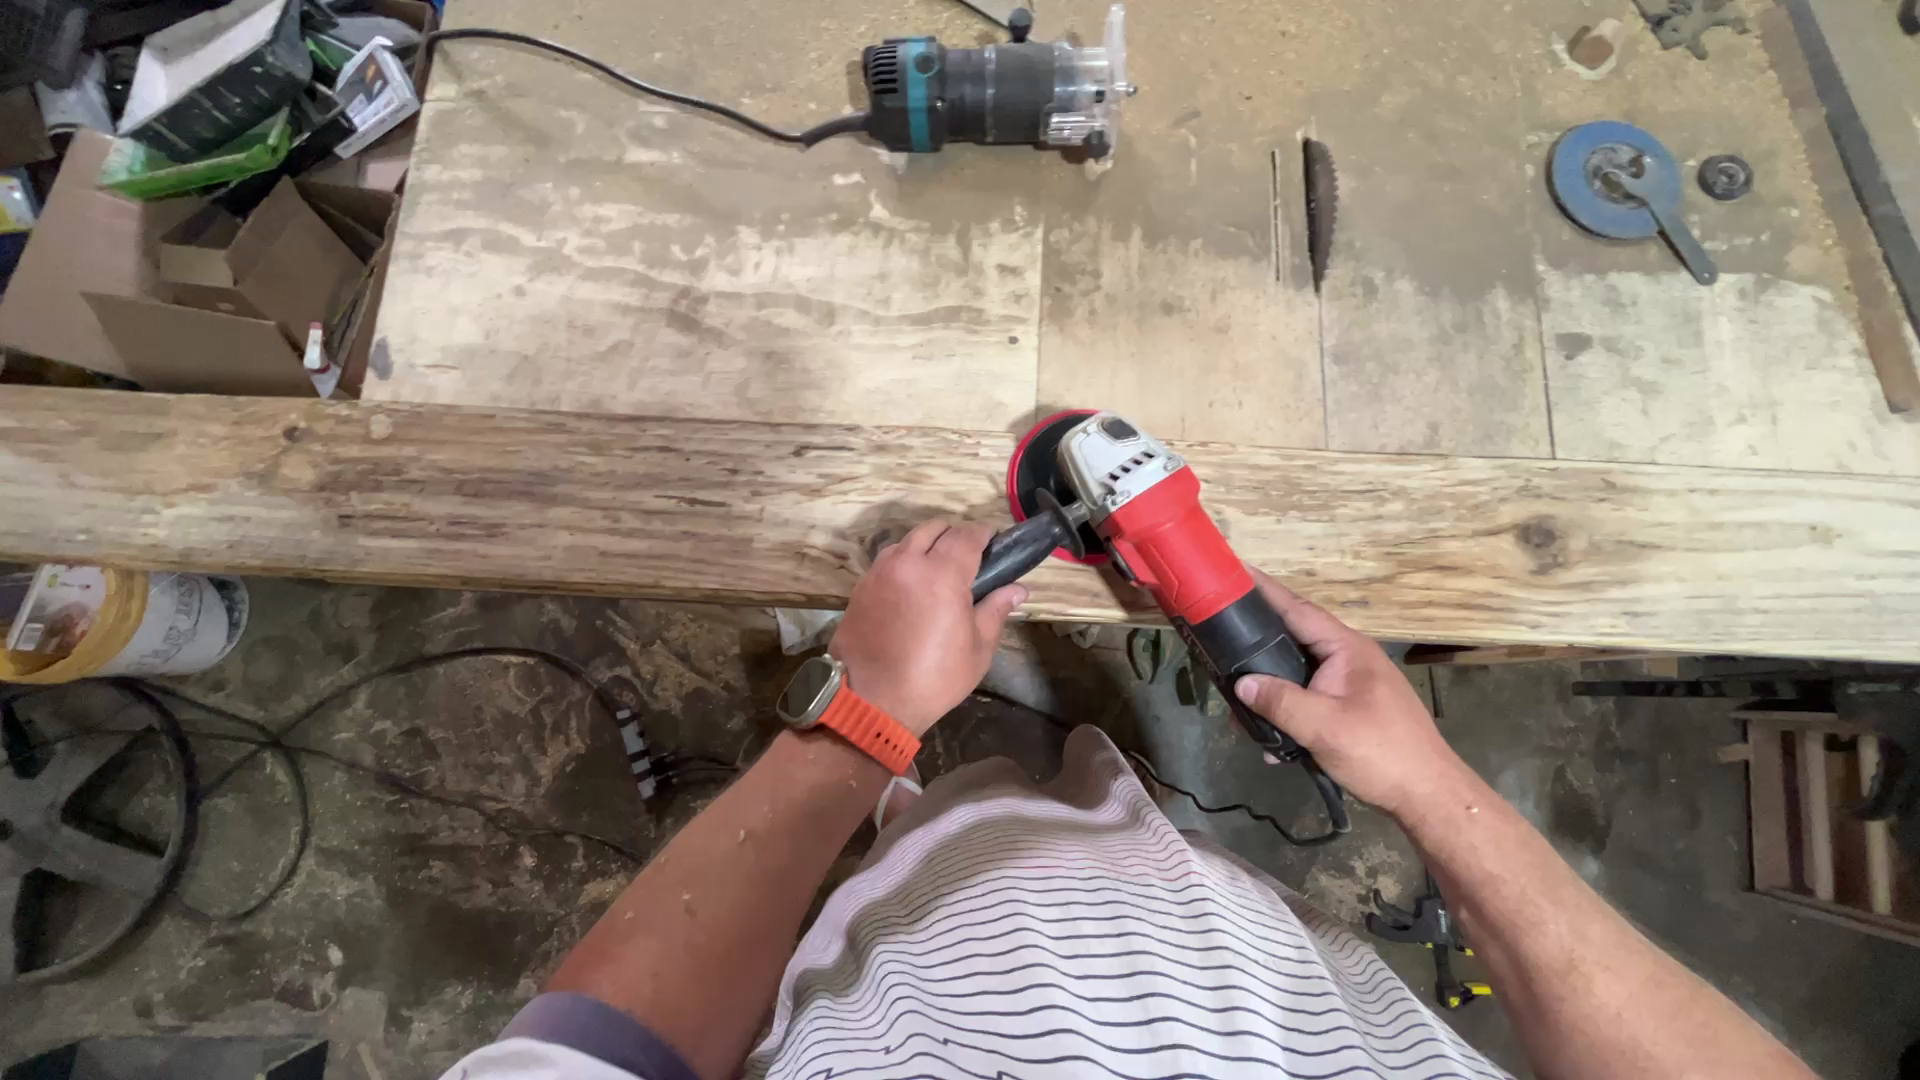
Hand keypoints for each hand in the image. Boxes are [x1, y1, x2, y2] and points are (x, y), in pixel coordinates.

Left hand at [829, 521, 1026, 735]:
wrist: (871, 702)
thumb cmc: (933, 678)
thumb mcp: (977, 649)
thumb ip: (996, 610)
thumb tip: (1016, 590)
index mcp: (942, 574)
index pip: (967, 535)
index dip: (984, 535)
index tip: (994, 544)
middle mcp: (907, 563)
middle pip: (935, 529)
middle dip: (955, 536)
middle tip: (969, 560)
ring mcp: (879, 572)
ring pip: (907, 541)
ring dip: (926, 546)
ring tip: (938, 572)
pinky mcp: (861, 587)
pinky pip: (887, 561)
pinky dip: (904, 563)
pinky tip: (912, 588)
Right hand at [1233, 570, 1472, 817]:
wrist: (1430, 798)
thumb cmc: (1382, 753)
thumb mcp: (1324, 727)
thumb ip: (1279, 702)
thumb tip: (1241, 684)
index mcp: (1347, 650)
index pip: (1298, 609)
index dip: (1265, 590)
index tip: (1234, 570)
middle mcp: (1348, 659)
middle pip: (1292, 639)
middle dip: (1254, 645)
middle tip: (1216, 638)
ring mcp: (1349, 684)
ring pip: (1295, 674)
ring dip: (1268, 691)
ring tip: (1236, 706)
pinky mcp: (1348, 709)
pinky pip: (1306, 700)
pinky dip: (1286, 714)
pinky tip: (1271, 742)